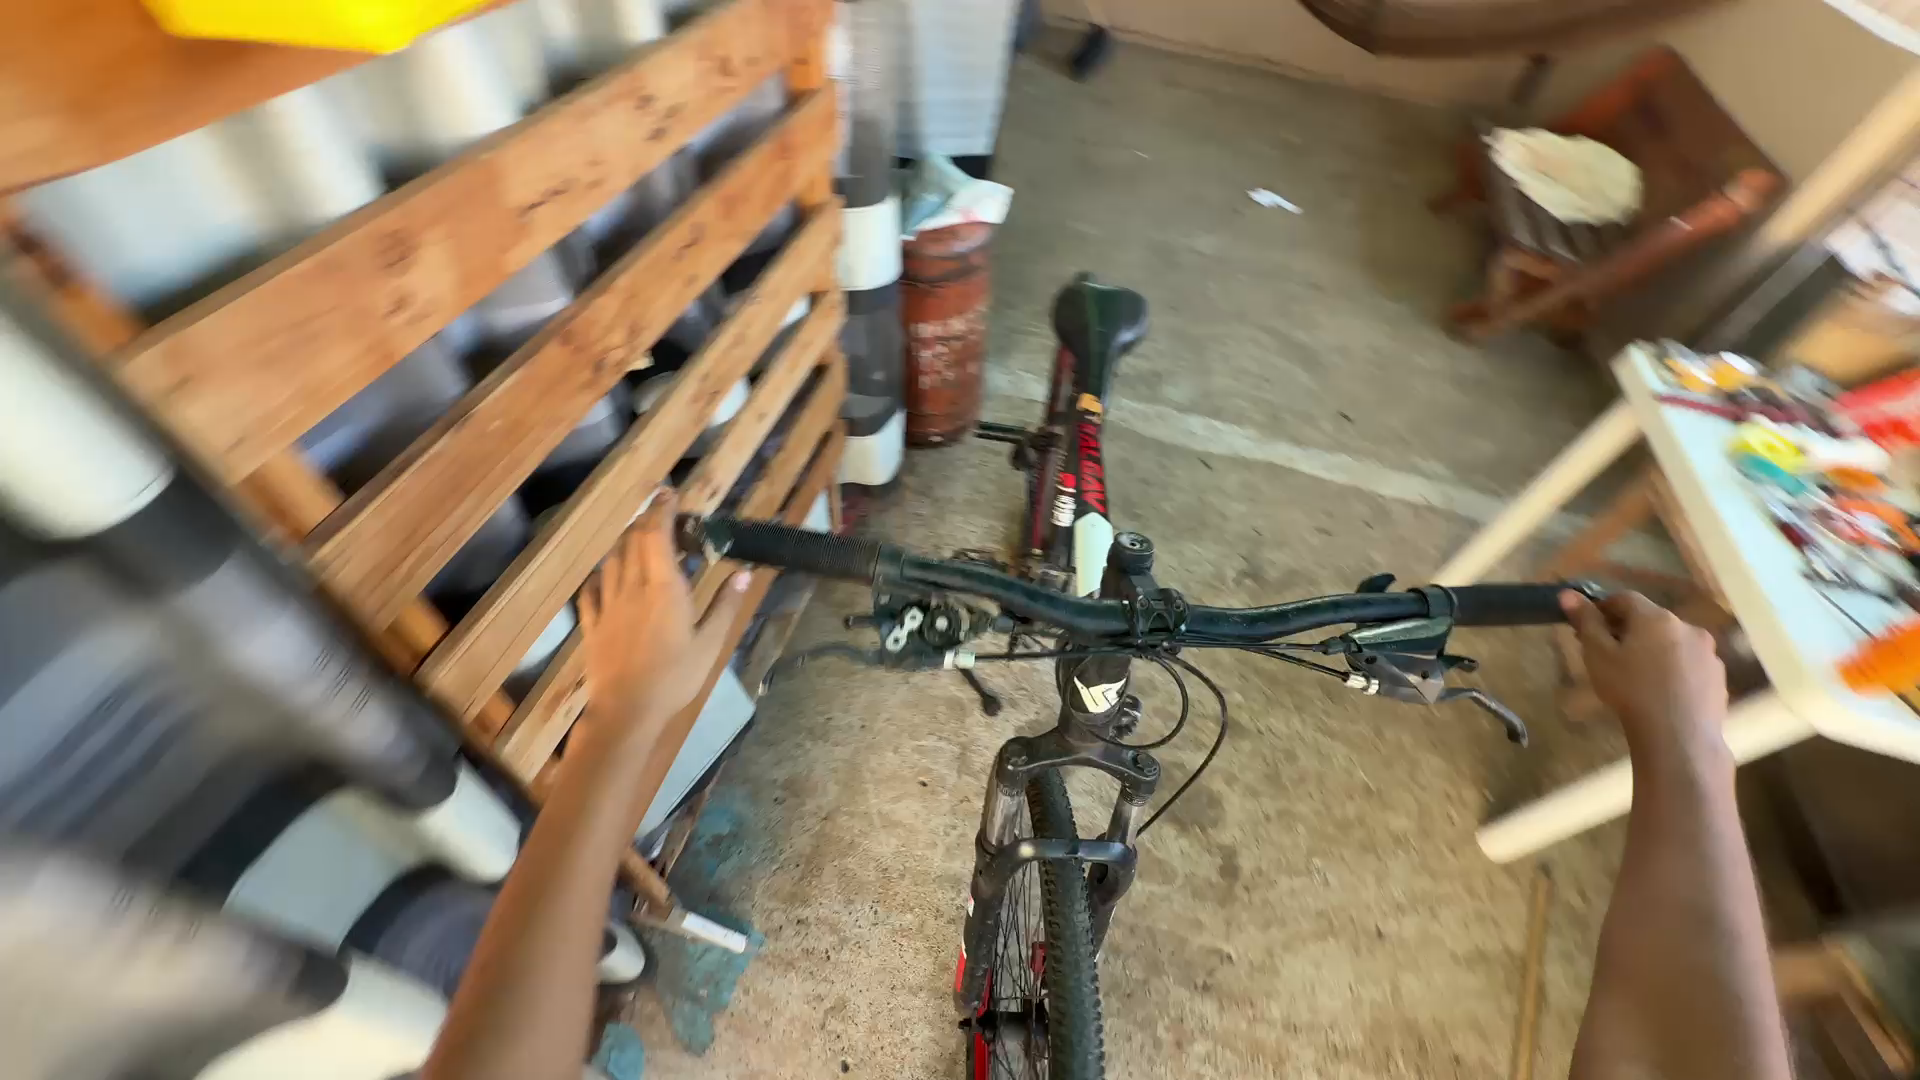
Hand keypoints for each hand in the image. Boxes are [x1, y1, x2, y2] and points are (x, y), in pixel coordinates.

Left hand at [575, 490, 751, 749]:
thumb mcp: (711, 643)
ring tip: (637, 538)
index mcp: (664, 587)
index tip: (669, 493)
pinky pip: (591, 589)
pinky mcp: (592, 624)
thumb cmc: (675, 676)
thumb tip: (745, 574)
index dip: (662, 510)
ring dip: (625, 542)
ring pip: (612, 560)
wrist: (626, 710)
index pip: (657, 535)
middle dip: (645, 520)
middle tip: (660, 512)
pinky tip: (606, 575)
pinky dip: (601, 573)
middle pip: (632, 541)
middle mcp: (632, 587)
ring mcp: (607, 604)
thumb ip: (725, 605)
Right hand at [1559, 589, 1729, 764]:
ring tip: (1632, 672)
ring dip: (1650, 647)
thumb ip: (1586, 621)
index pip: (1625, 598)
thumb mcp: (1597, 654)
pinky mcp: (1718, 675)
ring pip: (1670, 640)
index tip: (1587, 627)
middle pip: (1650, 619)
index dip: (1602, 608)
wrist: (1678, 733)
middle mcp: (1688, 628)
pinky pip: (1687, 661)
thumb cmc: (1630, 688)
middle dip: (1626, 629)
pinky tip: (1657, 688)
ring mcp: (1708, 652)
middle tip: (1605, 651)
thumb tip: (1568, 594)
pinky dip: (1670, 666)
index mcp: (1656, 618)